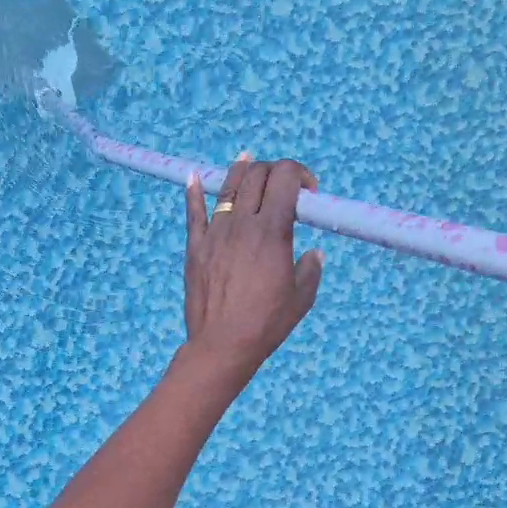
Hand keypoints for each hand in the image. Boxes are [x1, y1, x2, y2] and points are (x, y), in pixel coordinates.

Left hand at [182, 155, 325, 383]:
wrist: (222, 344)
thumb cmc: (265, 324)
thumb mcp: (302, 296)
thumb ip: (311, 268)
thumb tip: (313, 254)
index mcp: (273, 231)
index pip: (287, 177)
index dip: (301, 173)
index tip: (308, 192)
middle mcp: (243, 225)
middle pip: (257, 175)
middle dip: (274, 170)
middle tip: (282, 185)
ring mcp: (215, 235)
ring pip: (227, 187)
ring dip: (241, 170)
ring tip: (248, 163)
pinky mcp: (195, 249)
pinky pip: (193, 214)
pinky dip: (193, 192)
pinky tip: (194, 177)